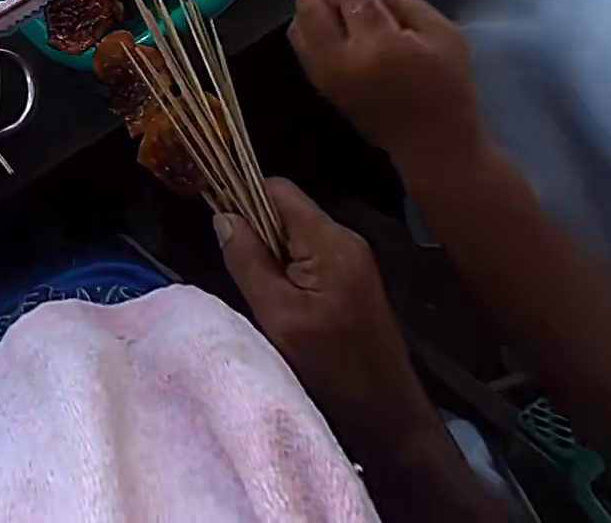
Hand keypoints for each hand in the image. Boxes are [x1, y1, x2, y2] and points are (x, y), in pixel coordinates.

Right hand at [217, 178, 428, 447]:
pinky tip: (280, 296)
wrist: (389, 421)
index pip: (278, 189)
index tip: (221, 221)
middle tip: (239, 263)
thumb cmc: (332, 370)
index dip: (244, 195)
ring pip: (294, 230)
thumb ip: (247, 259)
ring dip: (270, 249)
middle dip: (257, 228)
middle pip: (286, 207)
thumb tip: (223, 216)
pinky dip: (286, 263)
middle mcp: (345, 238)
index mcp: (330, 241)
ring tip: (260, 286)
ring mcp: (352, 256)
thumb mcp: (277, 315)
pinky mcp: (351, 274)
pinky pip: (308, 250)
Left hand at [289, 0, 489, 178]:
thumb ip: (402, 4)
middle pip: (310, 11)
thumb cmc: (447, 87)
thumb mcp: (442, 34)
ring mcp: (326, 76)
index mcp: (378, 46)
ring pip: (299, 30)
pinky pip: (303, 48)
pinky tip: (319, 14)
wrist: (432, 144)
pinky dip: (305, 25)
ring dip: (304, 3)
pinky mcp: (322, 87)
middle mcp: (341, 60)